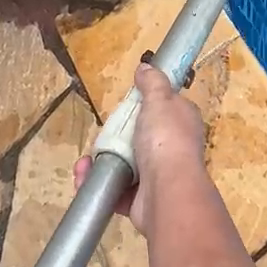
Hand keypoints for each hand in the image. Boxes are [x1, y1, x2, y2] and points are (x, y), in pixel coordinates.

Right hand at [73, 62, 208, 235]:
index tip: (127, 105)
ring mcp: (157, 176)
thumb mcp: (160, 98)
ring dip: (100, 162)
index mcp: (182, 122)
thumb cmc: (166, 137)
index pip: (165, 108)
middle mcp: (173, 148)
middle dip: (116, 136)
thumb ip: (152, 82)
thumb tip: (146, 66)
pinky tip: (84, 177)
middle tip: (101, 134)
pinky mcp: (140, 200)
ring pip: (124, 164)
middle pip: (140, 137)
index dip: (146, 105)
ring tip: (84, 162)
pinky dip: (98, 183)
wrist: (166, 191)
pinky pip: (115, 189)